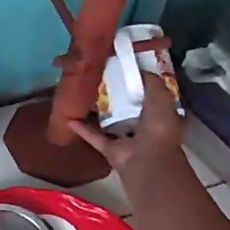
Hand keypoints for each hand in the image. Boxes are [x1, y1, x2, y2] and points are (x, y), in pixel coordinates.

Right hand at [66, 71, 185, 193]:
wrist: (148, 160)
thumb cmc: (158, 127)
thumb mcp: (161, 98)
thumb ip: (151, 82)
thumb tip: (139, 69)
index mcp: (158, 114)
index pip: (148, 96)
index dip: (137, 83)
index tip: (122, 69)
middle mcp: (143, 126)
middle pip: (126, 107)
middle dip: (115, 95)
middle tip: (98, 78)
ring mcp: (125, 138)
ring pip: (109, 121)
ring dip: (97, 111)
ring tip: (82, 94)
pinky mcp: (110, 149)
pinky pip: (94, 136)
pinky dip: (82, 128)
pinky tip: (68, 118)